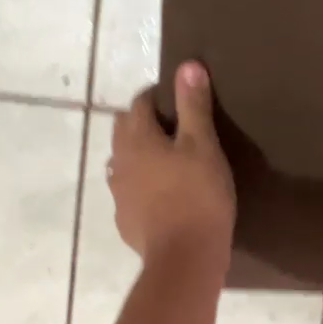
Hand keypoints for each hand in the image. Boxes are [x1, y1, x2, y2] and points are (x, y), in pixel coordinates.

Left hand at [109, 60, 235, 261]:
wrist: (185, 258)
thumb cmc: (198, 194)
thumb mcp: (203, 145)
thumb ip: (194, 106)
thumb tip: (188, 65)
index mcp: (137, 140)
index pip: (139, 103)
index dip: (159, 95)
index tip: (183, 97)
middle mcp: (120, 162)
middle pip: (125, 129)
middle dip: (146, 121)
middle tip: (180, 125)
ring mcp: (119, 193)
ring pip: (125, 161)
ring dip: (143, 152)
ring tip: (173, 158)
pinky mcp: (126, 219)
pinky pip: (131, 189)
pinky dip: (145, 182)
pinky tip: (167, 192)